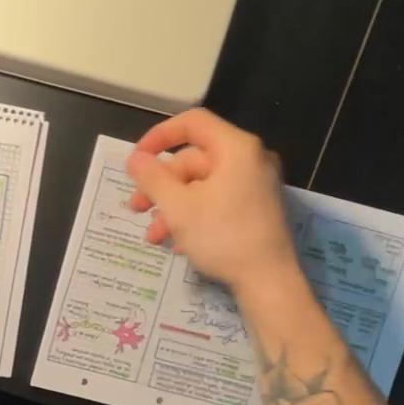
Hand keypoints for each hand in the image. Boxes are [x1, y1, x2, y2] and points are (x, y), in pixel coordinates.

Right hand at [125, 108, 301, 292]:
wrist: (268, 281)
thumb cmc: (223, 237)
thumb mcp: (179, 208)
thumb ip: (153, 178)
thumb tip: (134, 158)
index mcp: (236, 149)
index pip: (192, 123)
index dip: (159, 136)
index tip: (136, 159)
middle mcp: (249, 160)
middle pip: (194, 160)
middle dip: (161, 186)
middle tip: (136, 209)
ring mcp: (255, 185)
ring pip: (202, 185)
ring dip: (172, 207)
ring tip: (154, 236)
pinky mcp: (256, 208)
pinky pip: (217, 200)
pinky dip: (193, 215)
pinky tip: (178, 243)